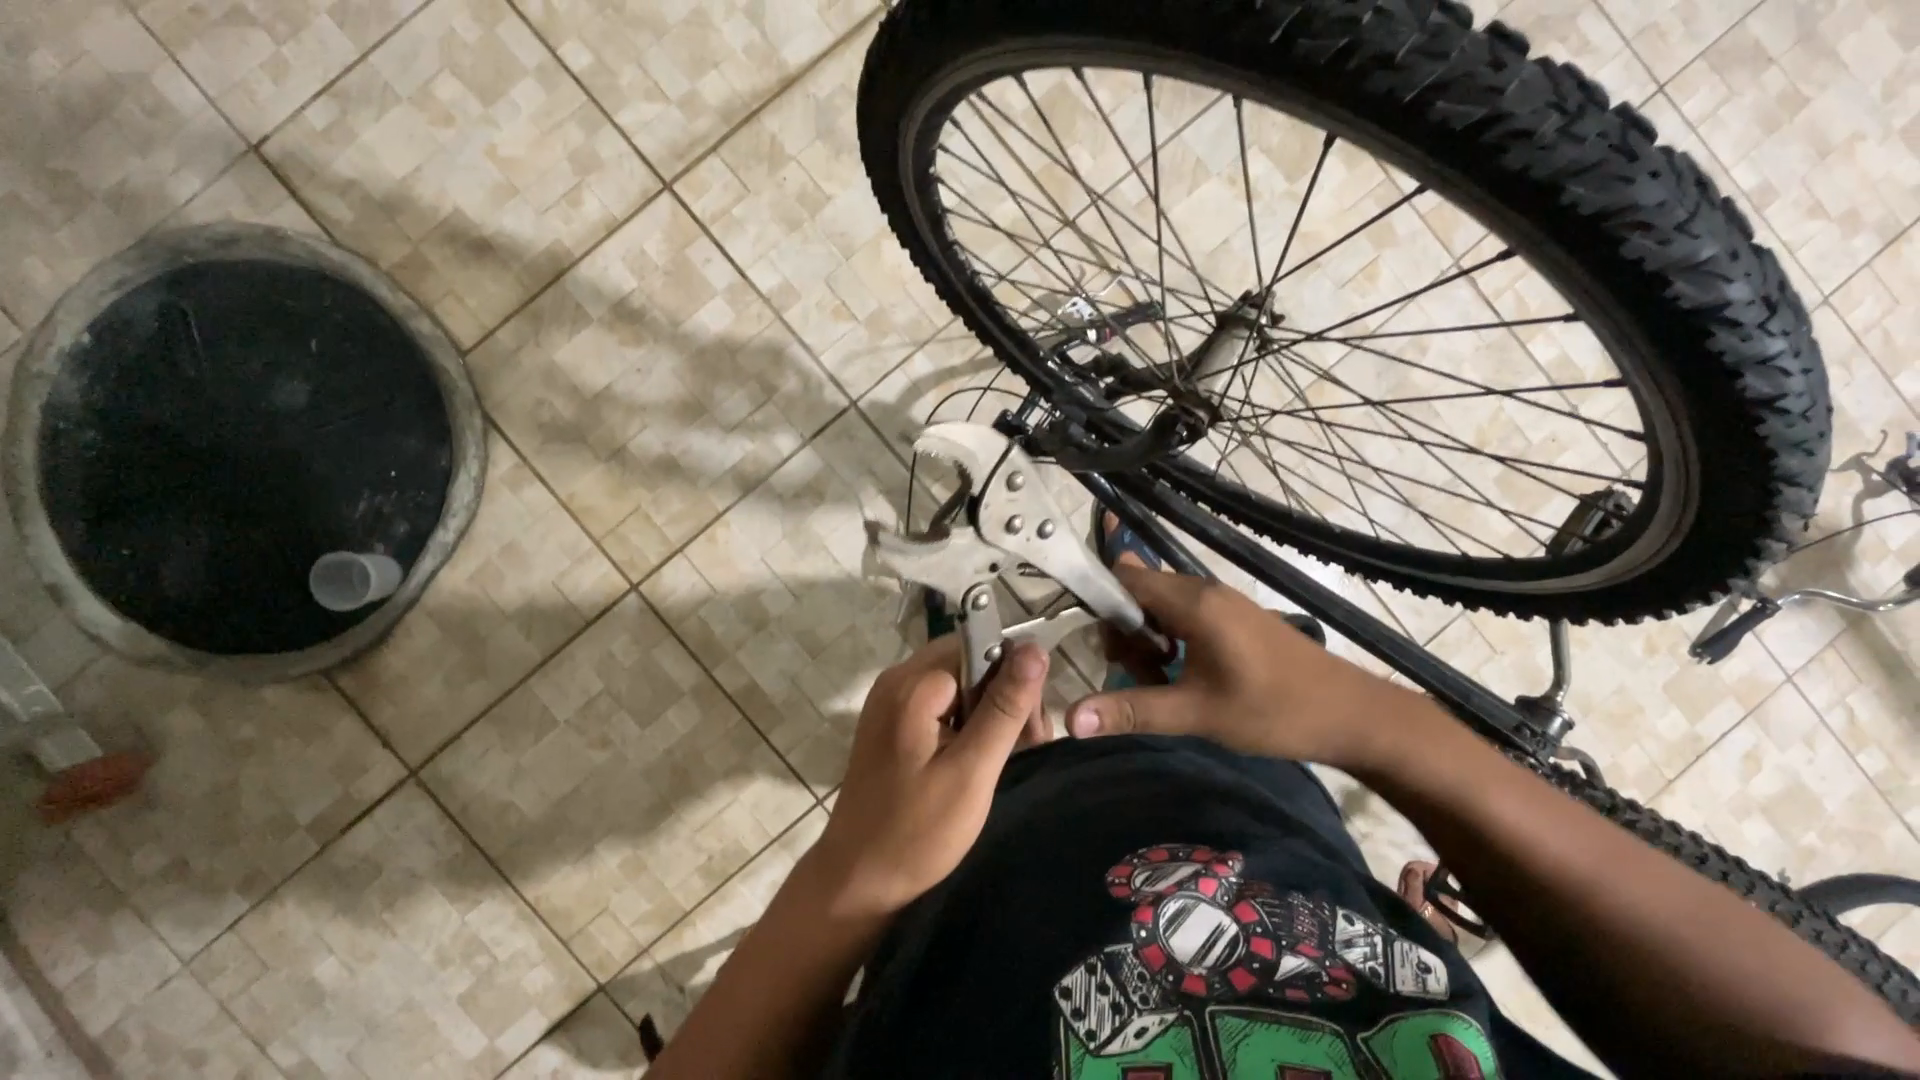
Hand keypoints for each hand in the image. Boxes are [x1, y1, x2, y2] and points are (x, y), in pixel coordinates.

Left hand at [808, 635, 1049, 917]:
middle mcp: (896, 681)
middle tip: (1024, 748)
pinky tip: (977, 762)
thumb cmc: (917, 832)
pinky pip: (941, 706)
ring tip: (1002, 760)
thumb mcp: (972, 770)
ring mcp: (890, 702)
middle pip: (970, 662)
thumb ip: (1005, 708)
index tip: (1032, 728)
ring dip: (988, 715)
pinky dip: (966, 727)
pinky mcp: (891, 724)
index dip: (1014, 680)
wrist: (859, 881)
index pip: (981, 647)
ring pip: (959, 684)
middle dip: (1004, 698)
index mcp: (911, 685)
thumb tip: (1035, 649)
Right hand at [1066, 564, 1406, 768]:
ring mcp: (1224, 602)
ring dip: (1149, 640)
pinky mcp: (1236, 618)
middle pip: (1140, 592)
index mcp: (1194, 602)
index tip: (1106, 651)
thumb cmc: (1273, 711)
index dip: (1103, 608)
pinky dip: (1173, 641)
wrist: (1352, 715)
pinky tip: (1186, 676)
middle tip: (1143, 676)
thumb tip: (1070, 719)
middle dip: (1126, 631)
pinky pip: (1185, 616)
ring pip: (1162, 606)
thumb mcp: (1196, 714)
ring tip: (1164, 680)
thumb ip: (1131, 710)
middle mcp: (1205, 590)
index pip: (1124, 578)